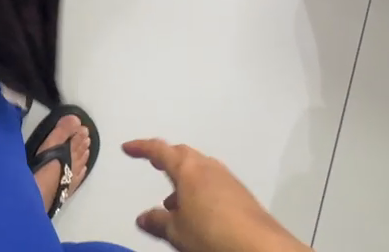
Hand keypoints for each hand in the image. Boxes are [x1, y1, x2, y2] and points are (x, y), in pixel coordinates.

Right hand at [124, 139, 309, 251]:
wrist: (260, 248)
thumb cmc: (212, 234)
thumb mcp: (178, 232)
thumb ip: (158, 221)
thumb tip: (142, 217)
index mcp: (187, 167)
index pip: (159, 149)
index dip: (141, 147)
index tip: (128, 147)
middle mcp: (206, 165)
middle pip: (181, 154)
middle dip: (165, 159)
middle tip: (153, 164)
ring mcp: (226, 177)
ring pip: (198, 168)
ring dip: (184, 179)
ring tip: (174, 202)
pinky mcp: (240, 193)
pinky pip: (212, 182)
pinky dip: (200, 190)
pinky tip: (199, 213)